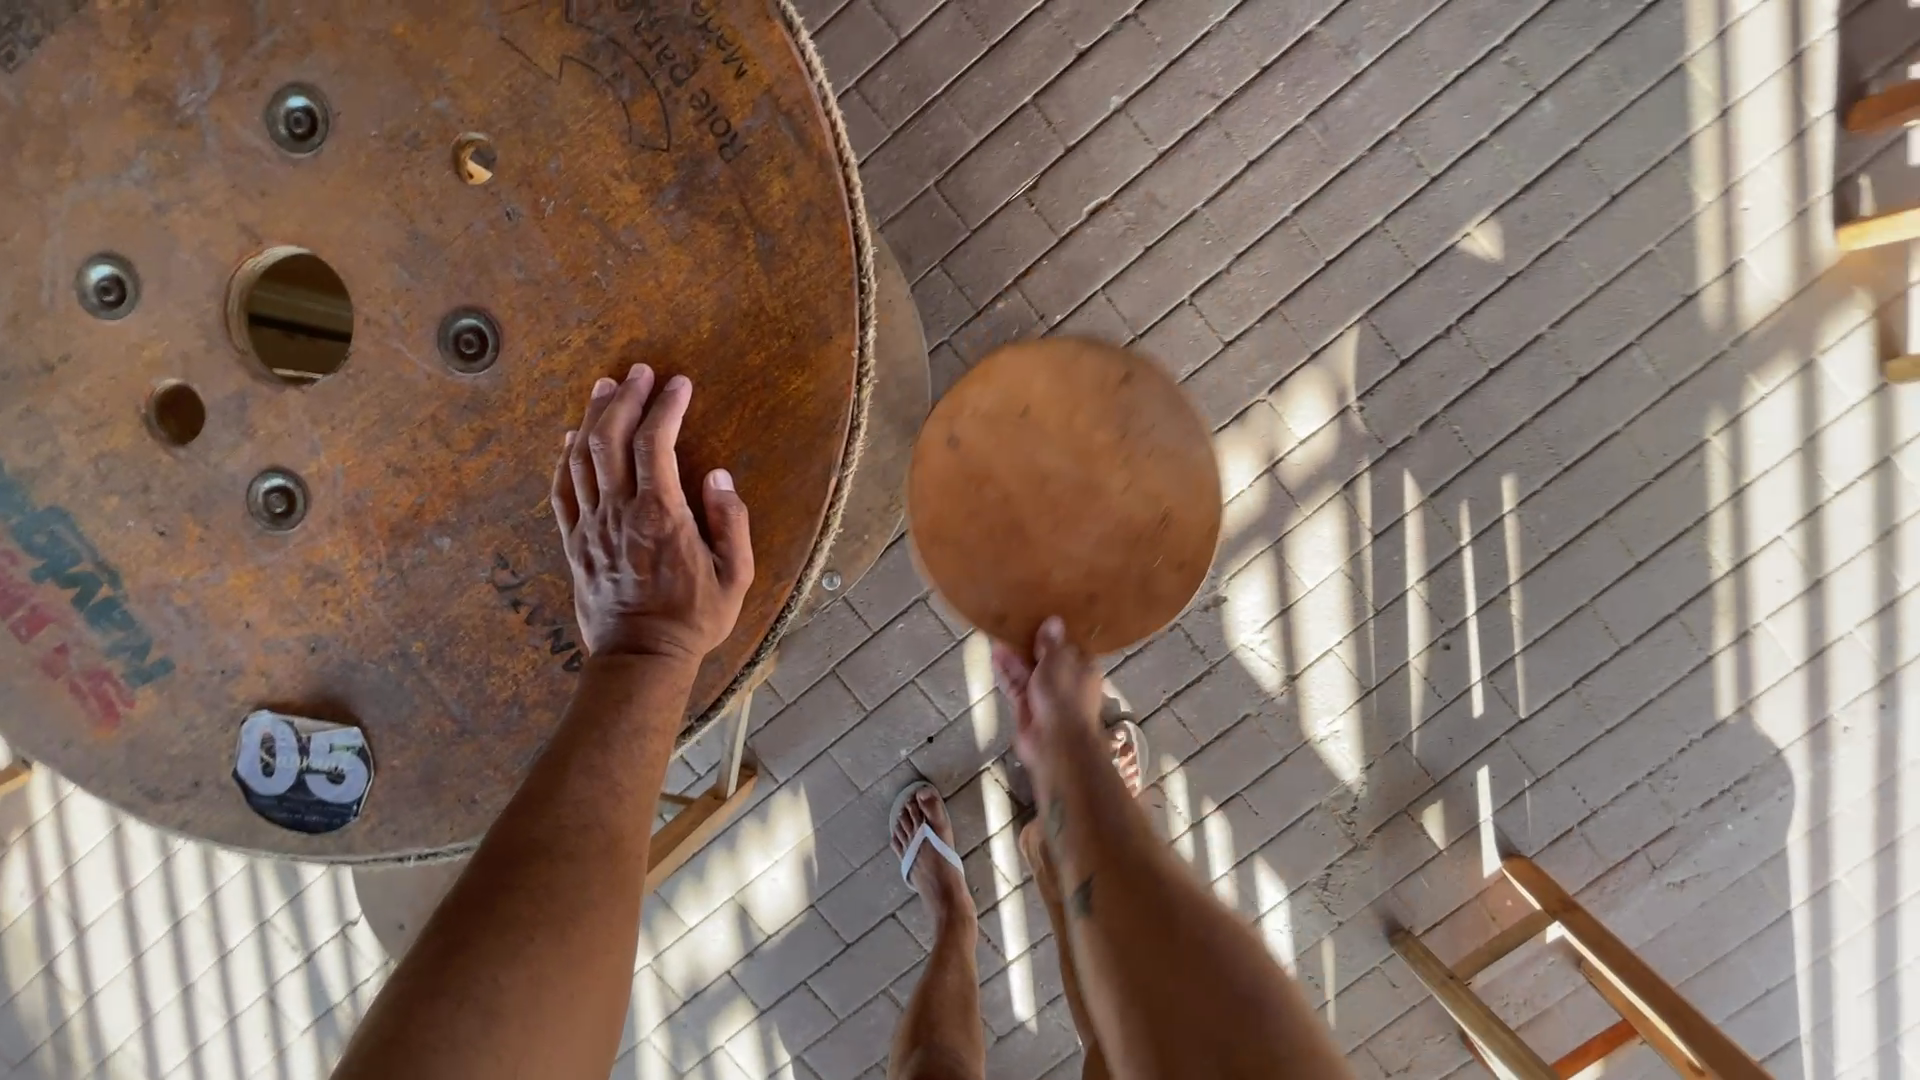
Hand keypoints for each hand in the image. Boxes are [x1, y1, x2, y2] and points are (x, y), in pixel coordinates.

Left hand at [550, 365, 753, 662]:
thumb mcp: (734, 575)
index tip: (679, 384)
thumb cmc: (694, 619)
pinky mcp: (574, 541)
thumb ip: (731, 521)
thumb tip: (718, 475)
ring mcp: (590, 526)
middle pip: (611, 438)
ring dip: (593, 415)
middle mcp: (619, 512)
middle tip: (641, 372)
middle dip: (626, 397)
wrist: (641, 658)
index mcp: (661, 516)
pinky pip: (562, 488)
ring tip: (607, 386)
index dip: (666, 407)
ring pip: (582, 456)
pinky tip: (572, 435)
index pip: (655, 444)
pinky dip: (565, 455)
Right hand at [992, 617, 1103, 775]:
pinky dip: (1006, 672)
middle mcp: (1066, 680)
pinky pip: (1015, 685)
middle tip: (1012, 624)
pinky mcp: (1028, 706)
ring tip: (997, 636)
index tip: (1041, 617)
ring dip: (1014, 656)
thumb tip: (1054, 620)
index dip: (1056, 634)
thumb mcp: (1059, 661)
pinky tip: (994, 656)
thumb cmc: (1064, 695)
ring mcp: (1046, 694)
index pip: (1070, 646)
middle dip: (1030, 643)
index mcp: (1083, 667)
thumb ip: (1052, 642)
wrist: (1056, 742)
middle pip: (1046, 658)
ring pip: (1028, 671)